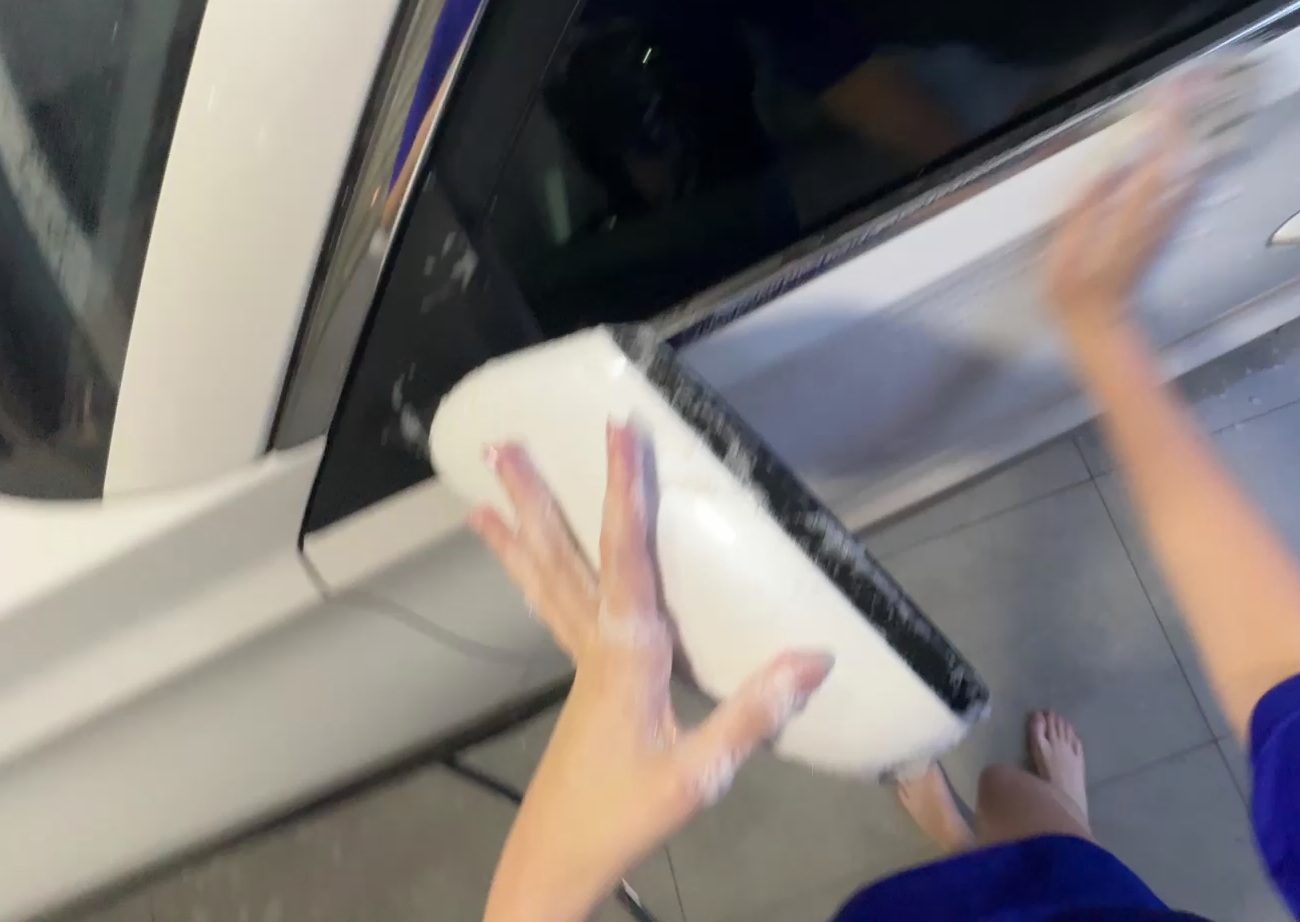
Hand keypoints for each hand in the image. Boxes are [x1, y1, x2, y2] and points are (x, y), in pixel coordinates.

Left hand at [469, 422, 834, 921]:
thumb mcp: (698, 775)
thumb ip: (752, 714)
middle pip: (564, 556)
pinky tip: (516, 556)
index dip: (625, 489)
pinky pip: (550, 603)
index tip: (619, 434)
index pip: (627, 553)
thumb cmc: (625, 816)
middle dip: (539, 498)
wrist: (555, 866)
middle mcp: (597, 639)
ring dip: (521, 529)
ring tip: (484, 490)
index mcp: (628, 649)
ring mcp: (580, 655)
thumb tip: (816, 656)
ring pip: (546, 578)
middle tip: (502, 446)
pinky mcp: (581, 672)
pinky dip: (528, 570)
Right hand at [1044, 78, 1199, 348]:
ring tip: (1193, 92)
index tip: (1175, 81)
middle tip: (1194, 72)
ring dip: (1193, 127)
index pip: (1160, 149)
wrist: (1100, 321)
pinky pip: (1185, 178)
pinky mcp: (1166, 223)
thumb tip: (1120, 159)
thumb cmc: (1074, 284)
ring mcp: (1169, 215)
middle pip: (1185, 148)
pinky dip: (1188, 151)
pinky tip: (1183, 140)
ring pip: (1191, 162)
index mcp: (1136, 206)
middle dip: (1191, 109)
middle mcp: (1162, 206)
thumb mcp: (1069, 243)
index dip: (1169, 114)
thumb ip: (1093, 199)